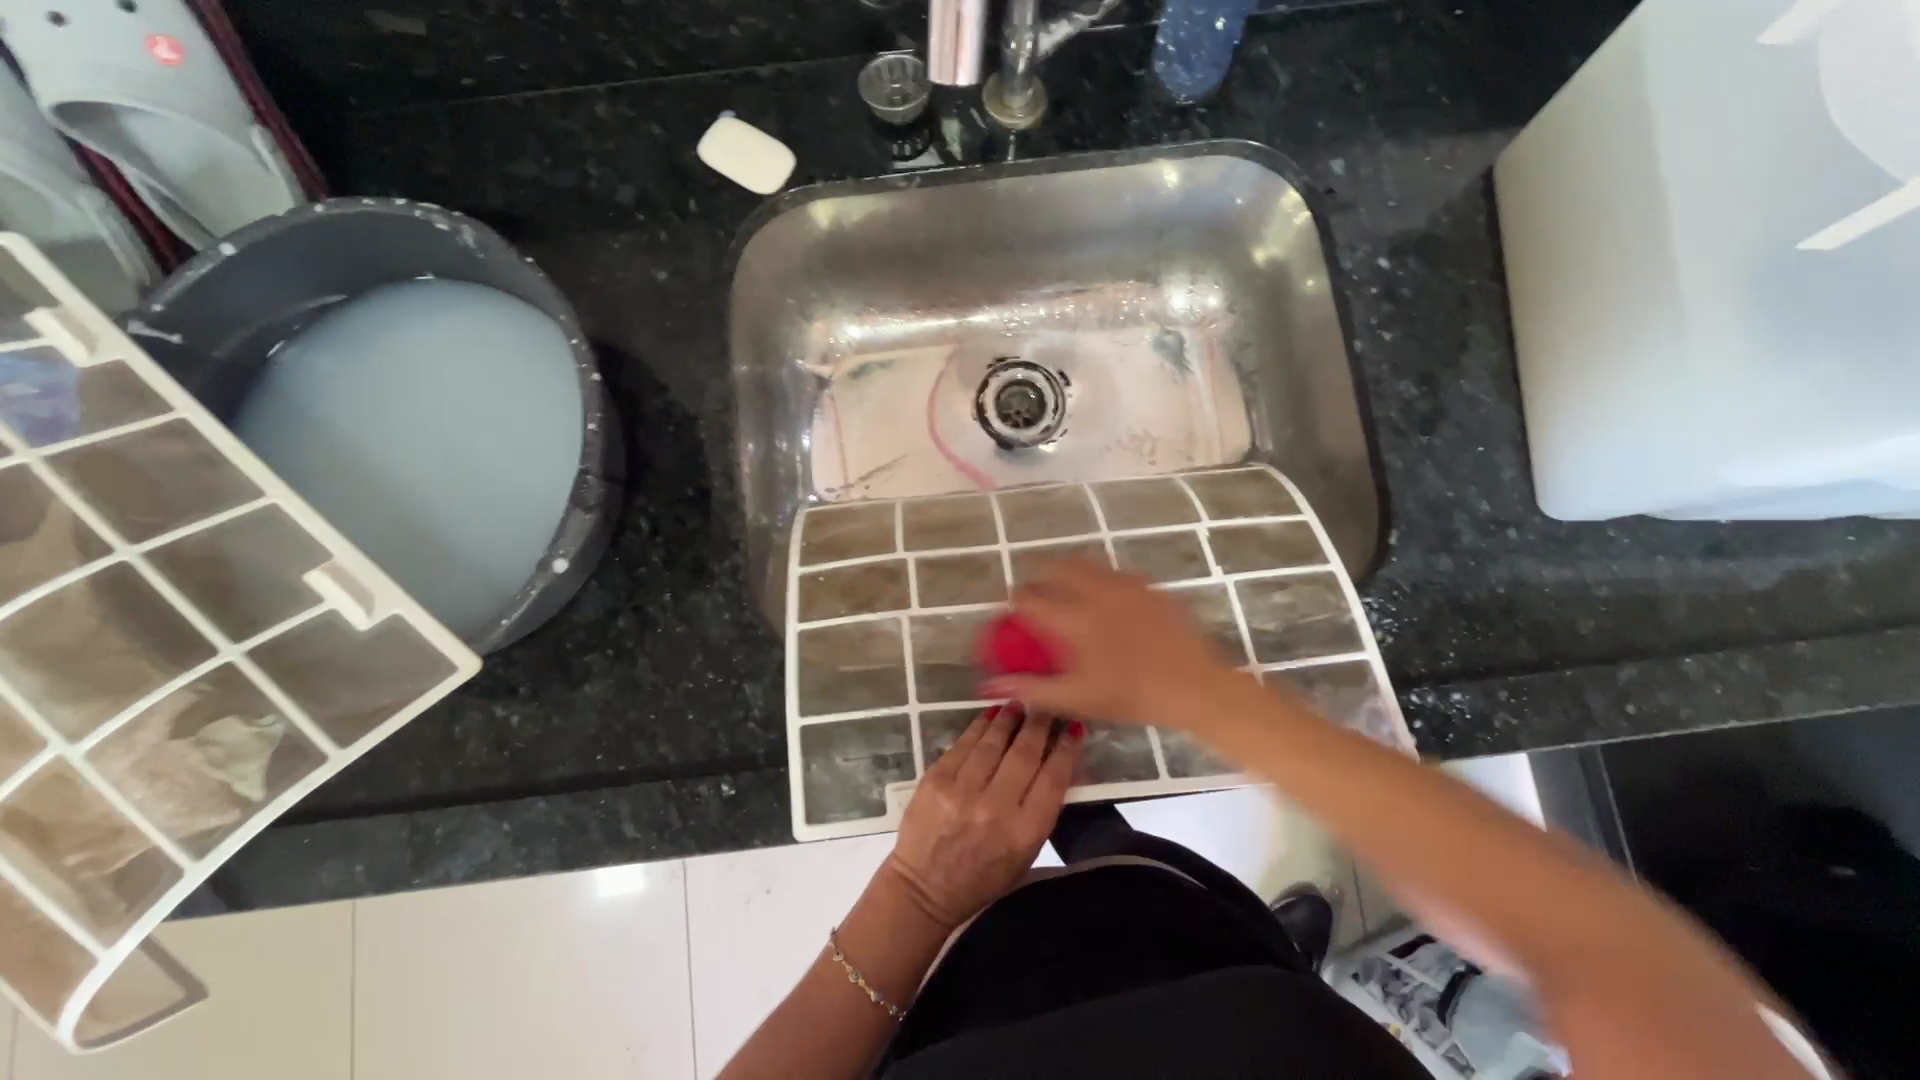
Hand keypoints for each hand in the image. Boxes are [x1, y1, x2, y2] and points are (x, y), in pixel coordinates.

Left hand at [882, 706, 1081, 929]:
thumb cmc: (982, 878)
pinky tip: (990, 716)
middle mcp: (995, 808)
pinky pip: (963, 745)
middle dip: (1039, 725)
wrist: (924, 889)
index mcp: (1024, 832)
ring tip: (1019, 706)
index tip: (1073, 728)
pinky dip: (979, 728)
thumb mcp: (1025, 854)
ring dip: (1009, 719)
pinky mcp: (935, 780)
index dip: (1066, 749)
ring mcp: (962, 791)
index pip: (1053, 779)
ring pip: (993, 743)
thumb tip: (1058, 765)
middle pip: (1024, 753)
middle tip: (1046, 707)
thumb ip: (1041, 810)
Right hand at [983, 559, 1249, 728]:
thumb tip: (989, 686)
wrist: (1195, 687)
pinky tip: (1107, 599)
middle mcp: (1095, 591)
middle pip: (1055, 567)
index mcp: (1072, 618)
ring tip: (1069, 591)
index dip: (1014, 601)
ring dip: (1069, 572)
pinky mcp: (1150, 586)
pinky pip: (1116, 572)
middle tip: (1039, 596)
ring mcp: (1126, 584)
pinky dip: (1101, 579)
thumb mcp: (1076, 699)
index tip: (1013, 612)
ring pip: (1086, 563)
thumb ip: (1030, 688)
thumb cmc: (1131, 696)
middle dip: (1040, 577)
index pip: (1028, 596)